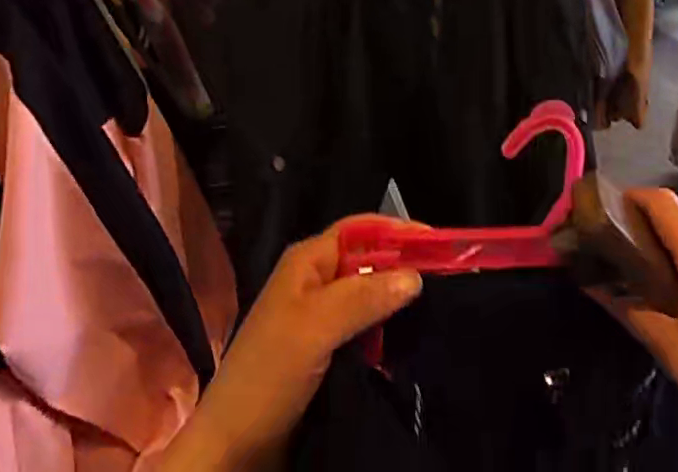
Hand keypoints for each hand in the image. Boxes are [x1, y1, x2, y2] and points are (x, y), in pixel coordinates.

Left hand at [157, 216, 423, 471]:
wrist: (233, 447)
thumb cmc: (269, 374)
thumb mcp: (316, 328)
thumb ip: (364, 297)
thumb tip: (415, 275)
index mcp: (307, 261)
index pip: (359, 229)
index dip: (397, 230)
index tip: (438, 243)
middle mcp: (313, 281)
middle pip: (366, 259)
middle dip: (401, 264)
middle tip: (444, 277)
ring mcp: (317, 317)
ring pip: (367, 295)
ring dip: (394, 299)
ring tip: (433, 308)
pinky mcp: (323, 350)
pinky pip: (363, 327)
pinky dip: (385, 330)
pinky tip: (405, 340)